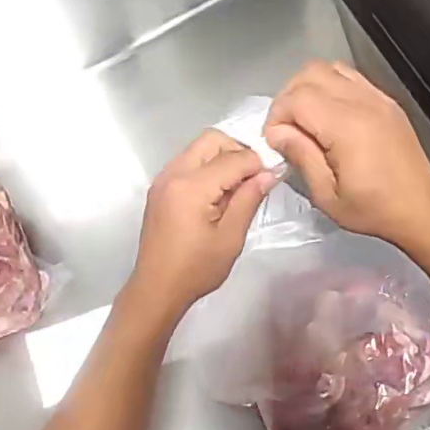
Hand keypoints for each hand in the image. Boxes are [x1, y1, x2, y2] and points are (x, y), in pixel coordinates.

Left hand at [130, 130, 277, 314]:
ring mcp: (162, 180)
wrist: (157, 289)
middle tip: (253, 178)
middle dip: (237, 152)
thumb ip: (249, 200)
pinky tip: (216, 196)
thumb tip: (269, 174)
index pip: (233, 158)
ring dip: (221, 159)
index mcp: (191, 186)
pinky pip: (186, 164)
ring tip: (236, 190)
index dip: (257, 164)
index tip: (272, 177)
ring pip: (197, 150)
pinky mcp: (158, 190)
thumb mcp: (230, 238)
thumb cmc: (195, 270)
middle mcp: (173, 174)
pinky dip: (205, 169)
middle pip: (211, 140)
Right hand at [264, 60, 429, 250]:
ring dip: (307, 89)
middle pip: (311, 74)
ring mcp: (377, 97)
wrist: (419, 206)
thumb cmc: (372, 210)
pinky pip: (349, 77)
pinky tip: (325, 118)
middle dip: (287, 98)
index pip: (298, 98)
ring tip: (302, 122)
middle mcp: (362, 102)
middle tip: (284, 130)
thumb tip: (278, 134)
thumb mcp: (327, 196)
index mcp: (347, 127)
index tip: (274, 143)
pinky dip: (329, 88)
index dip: (277, 117)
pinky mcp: (385, 101)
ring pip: (330, 69)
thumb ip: (302, 157)